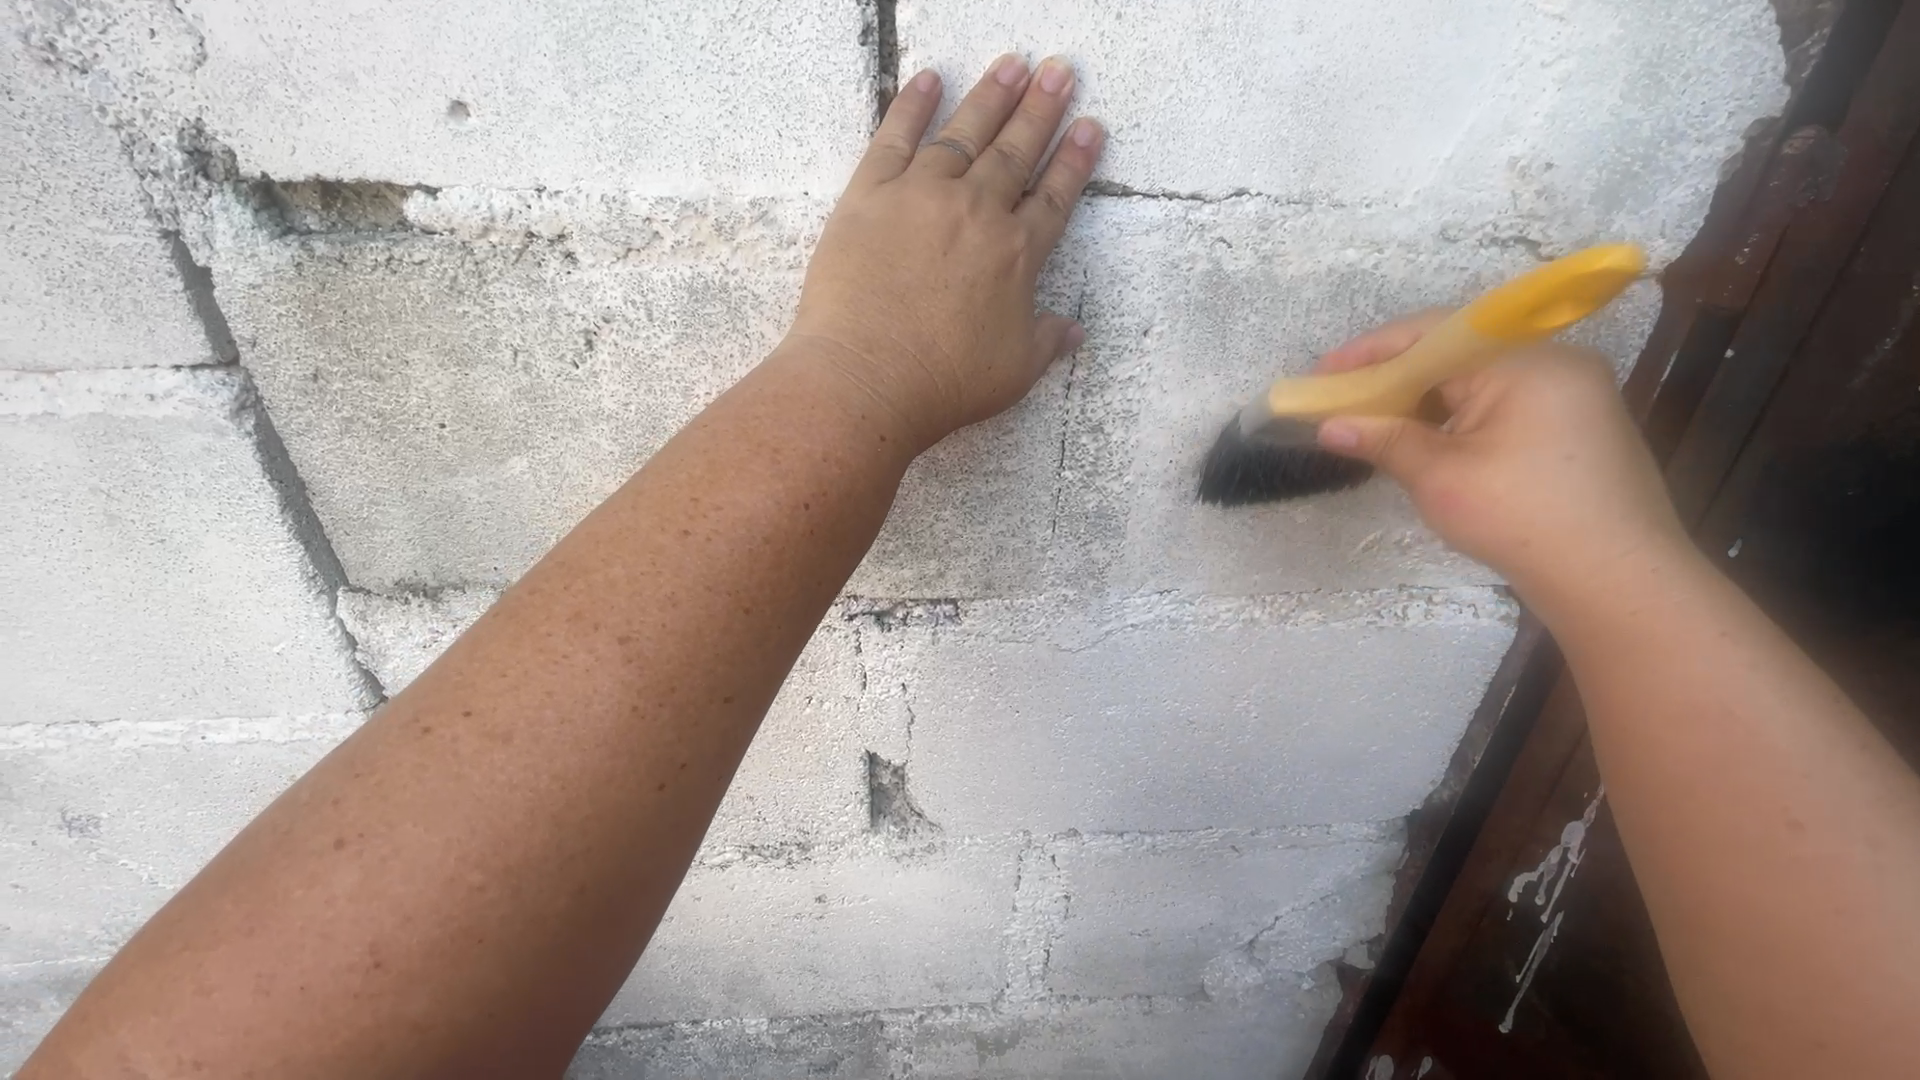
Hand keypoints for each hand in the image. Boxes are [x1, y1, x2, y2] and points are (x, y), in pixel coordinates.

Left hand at [784, 55, 1104, 451]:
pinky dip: (912, 105)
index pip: (1054, 198)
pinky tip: (929, 79)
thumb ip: (1047, 342)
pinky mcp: (870, 195)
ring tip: (1012, 64)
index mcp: (1016, 255)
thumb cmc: (945, 383)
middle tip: (1059, 70)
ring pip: (964, 134)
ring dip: (991, 96)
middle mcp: (976, 212)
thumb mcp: (1014, 372)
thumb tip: (1074, 331)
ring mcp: (922, 197)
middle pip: (1016, 152)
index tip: (1090, 129)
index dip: (1075, 162)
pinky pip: (894, 137)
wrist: (868, 378)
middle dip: (1041, 109)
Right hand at [1314, 312, 1691, 616]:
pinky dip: (1452, 416)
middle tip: (1341, 399)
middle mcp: (1552, 364)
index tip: (1322, 373)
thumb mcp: (1439, 475)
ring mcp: (1567, 396)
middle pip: (1456, 355)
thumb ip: (1383, 440)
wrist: (1613, 577)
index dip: (1371, 351)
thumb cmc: (1520, 515)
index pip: (1434, 334)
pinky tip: (1421, 439)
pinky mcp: (1570, 428)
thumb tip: (1328, 427)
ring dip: (1421, 399)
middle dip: (1393, 376)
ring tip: (1372, 421)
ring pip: (1475, 381)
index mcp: (1526, 361)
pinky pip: (1498, 404)